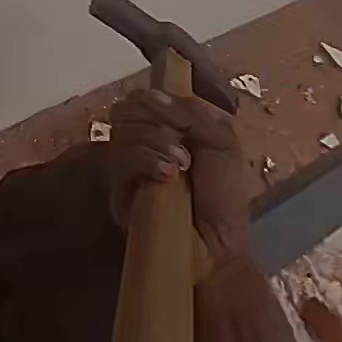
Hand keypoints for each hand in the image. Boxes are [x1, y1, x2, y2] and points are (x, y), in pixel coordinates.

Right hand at [108, 88, 250, 270]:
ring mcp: (127, 166)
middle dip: (156, 117)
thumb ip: (194, 113)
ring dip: (155, 140)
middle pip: (128, 108)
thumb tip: (154, 95)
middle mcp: (141, 141)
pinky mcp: (118, 192)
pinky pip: (120, 162)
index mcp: (165, 126)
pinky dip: (145, 160)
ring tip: (183, 163)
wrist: (219, 246)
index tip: (180, 112)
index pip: (143, 96)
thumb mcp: (222, 143)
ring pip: (123, 131)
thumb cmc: (223, 193)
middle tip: (182, 137)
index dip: (157, 97)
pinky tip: (167, 174)